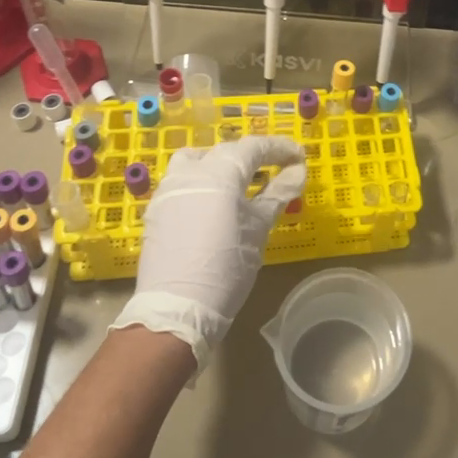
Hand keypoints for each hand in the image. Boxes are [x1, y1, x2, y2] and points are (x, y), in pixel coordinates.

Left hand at [109, 136, 306, 368]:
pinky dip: (203, 182)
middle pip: (227, 152)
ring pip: (198, 161)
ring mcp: (169, 189)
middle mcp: (191, 172)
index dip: (280, 148)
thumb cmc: (227, 268)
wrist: (178, 309)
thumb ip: (278, 193)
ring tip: (240, 183)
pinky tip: (214, 203)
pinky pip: (183, 181)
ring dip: (222, 164)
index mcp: (219, 173)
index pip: (254, 147)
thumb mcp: (259, 228)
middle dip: (254, 157)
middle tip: (278, 169)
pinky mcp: (157, 209)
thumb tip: (298, 170)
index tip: (299, 157)